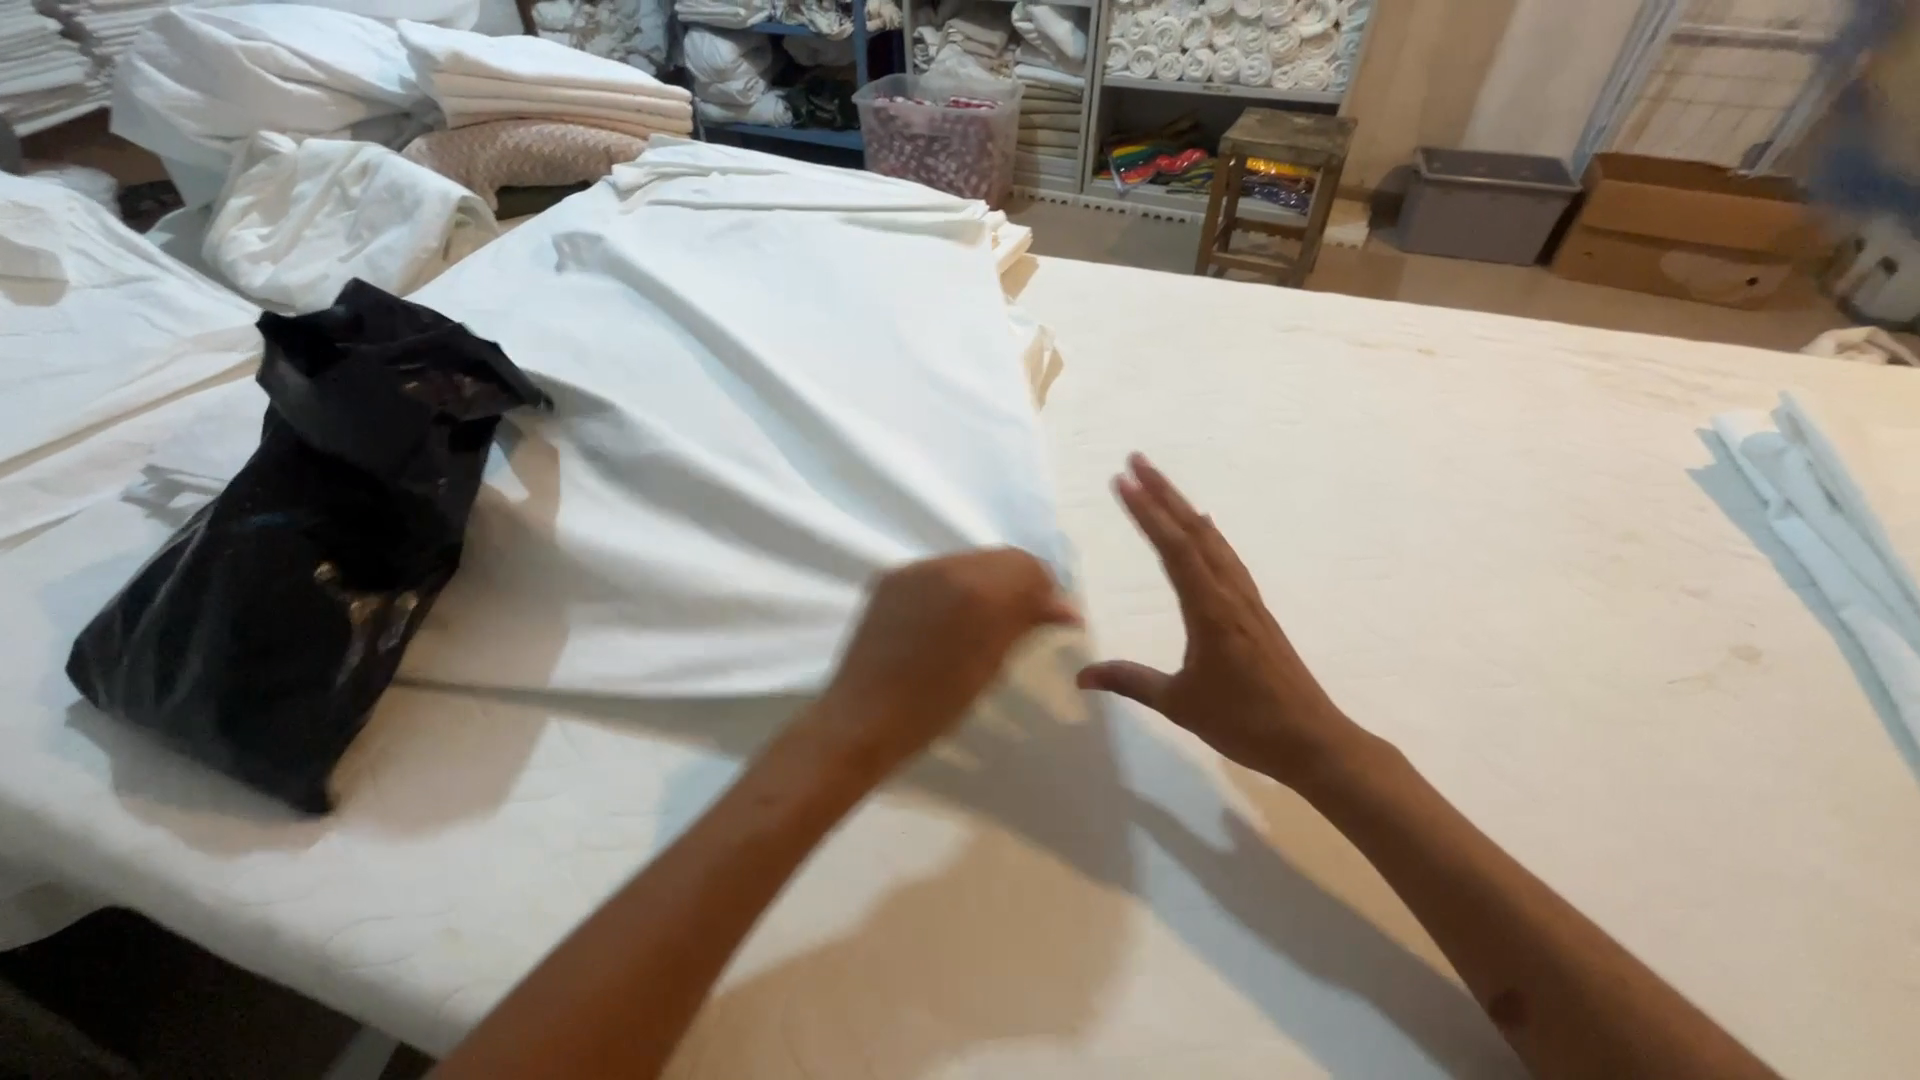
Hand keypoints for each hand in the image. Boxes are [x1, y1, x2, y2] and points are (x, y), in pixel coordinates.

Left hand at [818, 549, 1078, 767]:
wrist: (864, 719)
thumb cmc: (936, 706)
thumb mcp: (992, 666)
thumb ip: (1026, 625)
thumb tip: (1066, 608)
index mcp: (980, 592)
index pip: (1029, 567)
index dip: (1044, 590)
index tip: (1048, 618)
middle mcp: (948, 566)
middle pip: (1000, 558)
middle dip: (1016, 583)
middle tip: (1020, 620)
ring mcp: (914, 569)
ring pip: (968, 561)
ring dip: (984, 583)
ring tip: (981, 621)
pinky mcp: (889, 577)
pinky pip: (936, 570)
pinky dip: (951, 587)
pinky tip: (946, 619)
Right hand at [1078, 454, 1362, 787]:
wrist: (1312, 740)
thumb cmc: (1244, 722)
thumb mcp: (1180, 704)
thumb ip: (1131, 682)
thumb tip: (1081, 676)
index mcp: (1210, 612)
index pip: (1174, 550)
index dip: (1147, 514)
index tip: (1122, 482)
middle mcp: (1230, 594)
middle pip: (1194, 532)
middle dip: (1164, 494)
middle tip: (1135, 461)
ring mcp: (1246, 600)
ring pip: (1212, 542)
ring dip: (1184, 509)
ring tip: (1160, 484)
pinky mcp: (1255, 612)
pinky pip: (1227, 559)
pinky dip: (1208, 535)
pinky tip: (1204, 529)